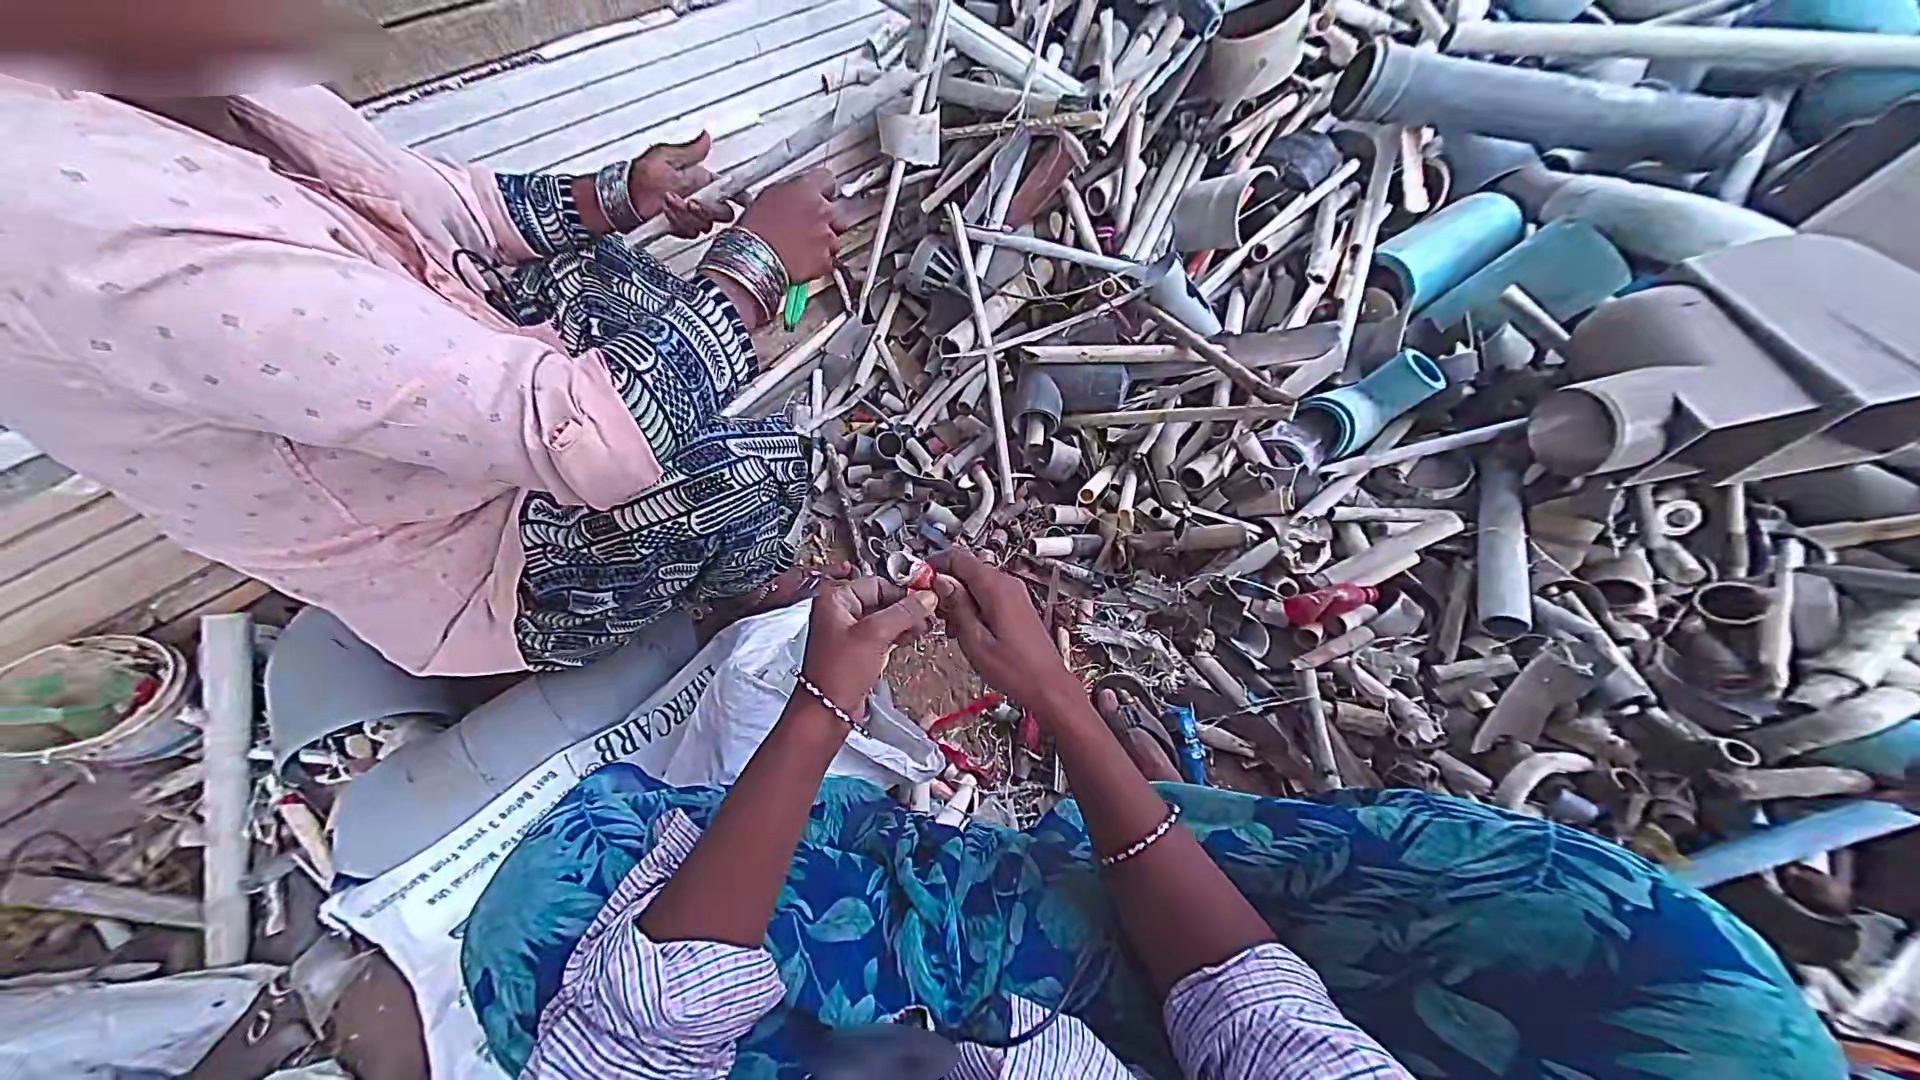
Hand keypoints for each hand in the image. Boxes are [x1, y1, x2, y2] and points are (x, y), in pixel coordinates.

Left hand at [628, 132, 733, 237]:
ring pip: (706, 223)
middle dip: (708, 209)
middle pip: (724, 213)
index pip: (731, 191)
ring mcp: (693, 216)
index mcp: (702, 181)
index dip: (742, 197)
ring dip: (687, 214)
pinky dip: (678, 222)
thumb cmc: (640, 175)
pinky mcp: (685, 229)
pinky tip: (666, 212)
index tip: (746, 200)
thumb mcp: (665, 156)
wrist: (624, 198)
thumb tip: (705, 136)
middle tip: (692, 201)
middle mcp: (701, 199)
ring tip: (669, 201)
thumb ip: (689, 151)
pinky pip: (692, 232)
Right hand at [737, 168, 847, 283]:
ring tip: (802, 246)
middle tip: (809, 226)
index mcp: (807, 190)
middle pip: (836, 212)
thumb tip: (795, 194)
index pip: (827, 179)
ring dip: (823, 242)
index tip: (821, 194)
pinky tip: (803, 259)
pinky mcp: (826, 261)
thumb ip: (791, 192)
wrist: (756, 259)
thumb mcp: (769, 196)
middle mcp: (822, 212)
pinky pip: (829, 260)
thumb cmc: (756, 229)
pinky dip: (820, 262)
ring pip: (834, 239)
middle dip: (827, 219)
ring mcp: (827, 237)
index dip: (823, 189)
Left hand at [801, 575, 937, 720]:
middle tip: (927, 616)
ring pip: (884, 617)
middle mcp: (840, 611)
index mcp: (836, 598)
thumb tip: (926, 597)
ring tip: (922, 628)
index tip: (925, 600)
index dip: (902, 593)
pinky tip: (911, 637)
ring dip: (905, 621)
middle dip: (906, 609)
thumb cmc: (839, 672)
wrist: (828, 709)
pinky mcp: (857, 648)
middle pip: (882, 599)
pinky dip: (897, 633)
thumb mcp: (875, 634)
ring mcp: (848, 630)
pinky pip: (882, 633)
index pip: (877, 584)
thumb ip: (904, 612)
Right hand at [930, 549, 1084, 714]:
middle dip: (945, 587)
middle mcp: (1007, 584)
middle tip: (934, 612)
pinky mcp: (1016, 605)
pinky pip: (987, 595)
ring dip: (958, 600)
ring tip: (951, 628)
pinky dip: (972, 607)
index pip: (958, 557)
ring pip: (975, 583)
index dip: (935, 566)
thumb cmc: (1014, 669)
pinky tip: (967, 631)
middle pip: (967, 569)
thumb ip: (956, 606)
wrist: (1047, 685)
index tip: (921, 582)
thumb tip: (940, 581)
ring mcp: (1014, 593)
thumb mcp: (974, 640)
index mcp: (996, 588)